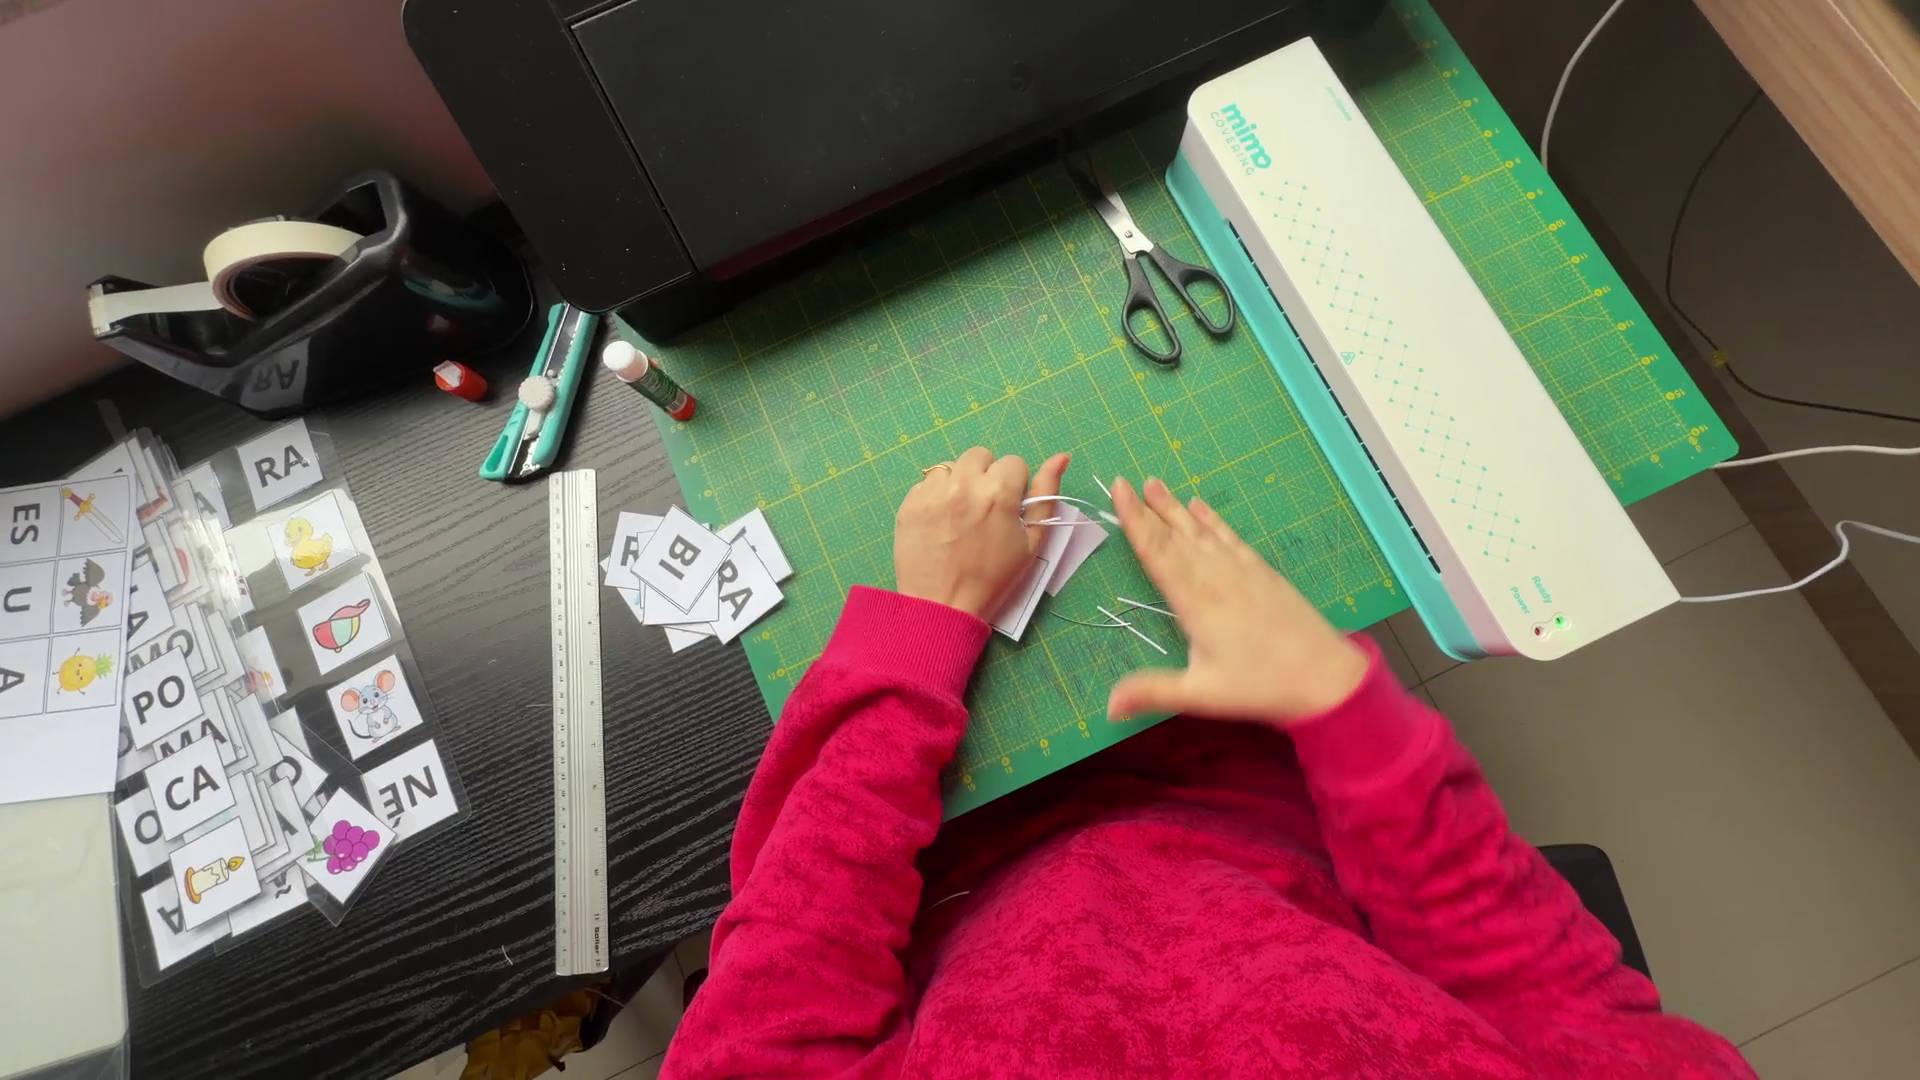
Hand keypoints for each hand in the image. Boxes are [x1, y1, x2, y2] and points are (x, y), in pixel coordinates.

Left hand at [894, 447, 1069, 618]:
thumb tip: (1061, 457)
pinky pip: (926, 483)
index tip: (1008, 507)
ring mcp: (933, 492)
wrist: (943, 606)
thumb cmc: (994, 578)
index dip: (1014, 485)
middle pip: (980, 456)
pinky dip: (935, 496)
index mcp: (999, 492)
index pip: (1013, 462)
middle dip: (986, 475)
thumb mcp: (1033, 542)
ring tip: (959, 514)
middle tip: (983, 508)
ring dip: (958, 482)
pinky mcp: (910, 503)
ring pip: (951, 466)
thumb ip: (1047, 495)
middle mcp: (964, 484)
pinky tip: (939, 522)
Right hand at [1107, 476, 1367, 724]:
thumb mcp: (1202, 694)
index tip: (1120, 491)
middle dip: (1149, 507)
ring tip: (1158, 485)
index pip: (1157, 551)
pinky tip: (1202, 508)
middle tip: (1129, 480)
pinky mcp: (1261, 573)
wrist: (1327, 678)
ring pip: (1201, 531)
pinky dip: (1213, 521)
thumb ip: (1152, 693)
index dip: (1134, 520)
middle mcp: (1215, 577)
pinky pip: (1230, 538)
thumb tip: (1107, 707)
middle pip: (1175, 535)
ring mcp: (1241, 571)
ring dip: (1176, 508)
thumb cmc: (1261, 686)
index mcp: (1195, 600)